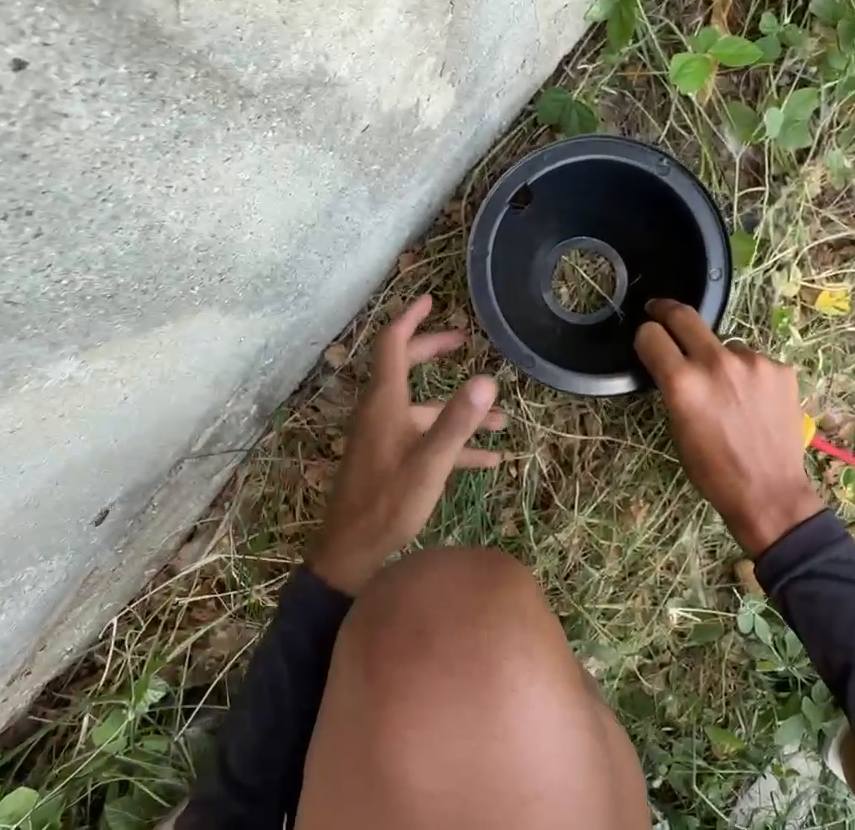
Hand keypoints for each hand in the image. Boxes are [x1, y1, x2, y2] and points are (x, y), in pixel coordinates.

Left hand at [310, 295, 502, 594]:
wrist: (351, 554)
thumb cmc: (388, 504)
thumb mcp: (429, 462)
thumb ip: (457, 421)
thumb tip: (487, 378)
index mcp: (385, 402)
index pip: (393, 344)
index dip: (410, 318)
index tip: (431, 300)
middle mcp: (382, 412)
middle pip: (406, 368)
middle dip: (435, 351)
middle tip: (464, 340)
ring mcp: (385, 438)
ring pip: (424, 411)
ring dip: (459, 411)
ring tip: (502, 418)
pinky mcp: (391, 461)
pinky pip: (425, 440)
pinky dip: (454, 443)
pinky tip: (489, 459)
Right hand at [634, 299, 824, 555]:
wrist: (769, 492)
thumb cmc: (714, 470)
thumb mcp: (678, 428)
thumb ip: (674, 387)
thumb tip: (673, 364)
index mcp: (682, 383)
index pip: (650, 335)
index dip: (645, 336)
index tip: (647, 336)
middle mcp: (716, 363)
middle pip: (684, 316)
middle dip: (666, 311)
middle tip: (659, 311)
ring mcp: (753, 362)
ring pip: (724, 344)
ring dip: (719, 358)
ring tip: (729, 393)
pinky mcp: (780, 368)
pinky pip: (753, 361)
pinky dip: (748, 375)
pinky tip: (754, 402)